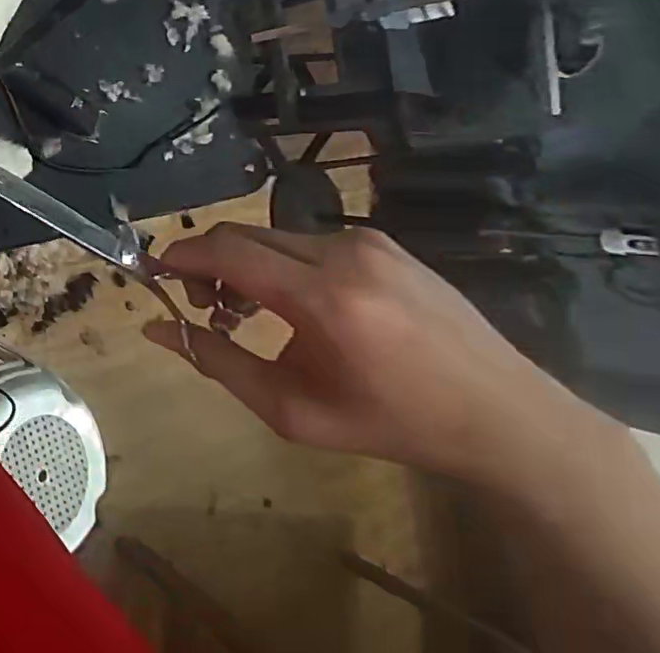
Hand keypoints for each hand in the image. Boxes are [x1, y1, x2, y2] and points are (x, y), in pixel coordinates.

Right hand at [144, 224, 613, 491]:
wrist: (506, 417)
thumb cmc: (393, 423)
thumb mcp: (294, 410)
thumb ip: (218, 363)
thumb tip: (157, 329)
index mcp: (323, 298)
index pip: (227, 252)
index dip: (181, 256)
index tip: (154, 271)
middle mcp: (343, 253)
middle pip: (242, 235)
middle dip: (206, 262)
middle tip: (202, 305)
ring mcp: (368, 242)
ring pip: (271, 236)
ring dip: (243, 263)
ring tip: (248, 310)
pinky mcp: (384, 242)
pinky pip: (307, 240)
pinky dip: (280, 262)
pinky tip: (295, 302)